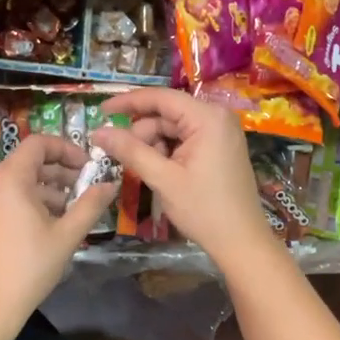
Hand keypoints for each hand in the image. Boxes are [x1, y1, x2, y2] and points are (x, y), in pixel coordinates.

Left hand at [0, 134, 115, 336]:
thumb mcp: (66, 236)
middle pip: (25, 164)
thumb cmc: (29, 268)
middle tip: (81, 192)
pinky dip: (20, 204)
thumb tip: (110, 185)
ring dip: (40, 192)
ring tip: (63, 215)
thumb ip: (90, 205)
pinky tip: (36, 229)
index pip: (38, 144)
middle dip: (56, 174)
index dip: (66, 149)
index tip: (86, 167)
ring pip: (12, 184)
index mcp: (9, 179)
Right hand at [90, 89, 272, 262]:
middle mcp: (217, 117)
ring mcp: (221, 133)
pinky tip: (158, 171)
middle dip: (142, 133)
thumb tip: (98, 134)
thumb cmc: (204, 210)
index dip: (128, 102)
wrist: (241, 241)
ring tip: (141, 170)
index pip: (161, 98)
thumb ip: (131, 152)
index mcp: (207, 117)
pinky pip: (186, 141)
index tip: (101, 111)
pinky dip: (168, 152)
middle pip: (167, 114)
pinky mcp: (220, 149)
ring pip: (175, 129)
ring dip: (153, 145)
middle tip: (120, 157)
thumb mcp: (163, 179)